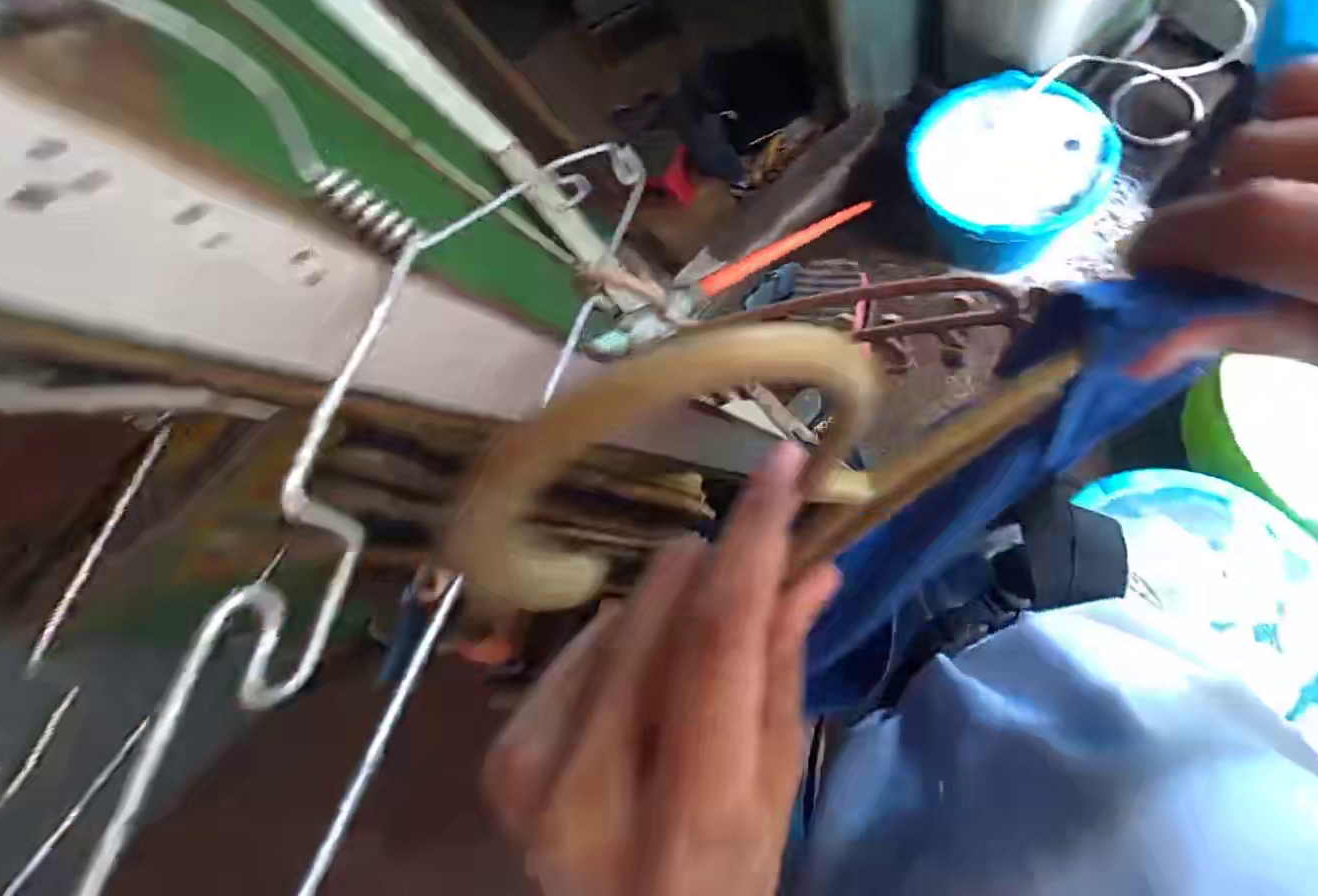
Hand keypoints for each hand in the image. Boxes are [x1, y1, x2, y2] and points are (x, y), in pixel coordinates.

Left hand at [481, 443, 840, 895]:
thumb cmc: (727, 866)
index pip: (721, 632)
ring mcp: (532, 766)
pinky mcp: (503, 750)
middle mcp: (591, 785)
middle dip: (716, 563)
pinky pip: (588, 636)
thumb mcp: (778, 777)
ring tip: (690, 660)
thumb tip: (813, 565)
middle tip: (746, 569)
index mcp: (690, 810)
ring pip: (625, 607)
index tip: (783, 463)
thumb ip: (785, 662)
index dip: (755, 534)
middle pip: (663, 604)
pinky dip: (628, 637)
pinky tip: (640, 684)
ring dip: (672, 604)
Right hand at [1127, 22, 1317, 394]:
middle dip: (1223, 195)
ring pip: (1305, 85)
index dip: (1185, 233)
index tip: (1147, 253)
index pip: (1281, 223)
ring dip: (1271, 141)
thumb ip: (1238, 331)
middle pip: (1277, 149)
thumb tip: (1133, 352)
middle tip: (1230, 231)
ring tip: (1309, 183)